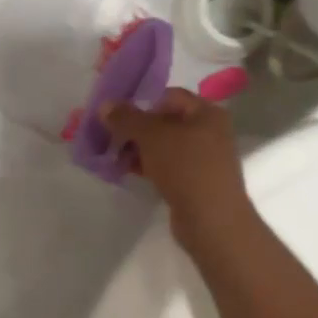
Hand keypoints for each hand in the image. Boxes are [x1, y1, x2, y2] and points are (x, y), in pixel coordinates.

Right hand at [100, 88, 252, 239]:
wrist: (212, 221)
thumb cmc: (186, 167)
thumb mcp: (152, 136)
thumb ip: (127, 118)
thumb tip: (105, 105)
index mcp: (207, 112)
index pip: (169, 96)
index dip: (142, 101)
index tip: (117, 114)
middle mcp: (209, 132)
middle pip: (165, 122)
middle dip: (136, 129)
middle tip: (109, 136)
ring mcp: (203, 159)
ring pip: (164, 146)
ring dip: (138, 149)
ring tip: (112, 156)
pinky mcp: (195, 183)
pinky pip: (167, 167)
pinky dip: (148, 166)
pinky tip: (126, 172)